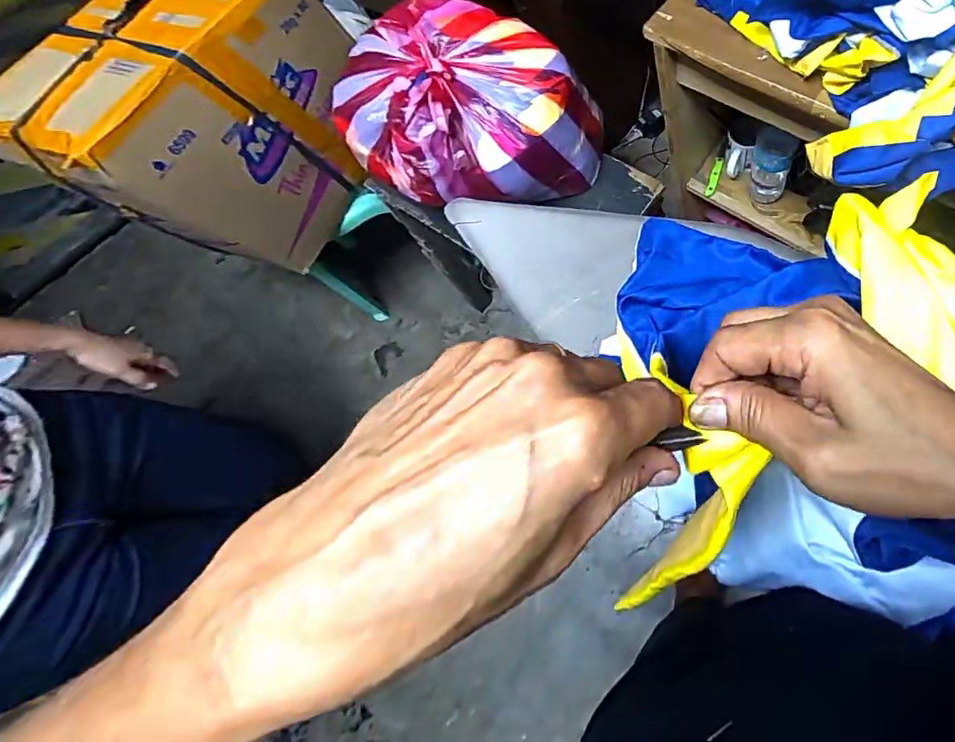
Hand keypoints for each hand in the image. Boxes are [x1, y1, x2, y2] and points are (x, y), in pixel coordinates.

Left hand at [7, 338, 681, 740]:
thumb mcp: (548, 557)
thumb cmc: (433, 595)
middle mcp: (548, 378)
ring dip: (562, 401)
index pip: (660, 400)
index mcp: (582, 431)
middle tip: (574, 466)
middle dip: (611, 416)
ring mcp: (496, 360)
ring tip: (513, 454)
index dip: (660, 427)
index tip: (648, 450)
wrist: (292, 590)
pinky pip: (515, 365)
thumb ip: (619, 490)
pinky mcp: (453, 358)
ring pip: (564, 370)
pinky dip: (515, 392)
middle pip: (615, 380)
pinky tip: (473, 438)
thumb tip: (661, 458)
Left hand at [61, 329, 176, 388]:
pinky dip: (135, 360)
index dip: (171, 369)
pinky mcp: (116, 344)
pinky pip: (132, 354)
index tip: (177, 375)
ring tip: (146, 371)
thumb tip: (154, 385)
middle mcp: (142, 346)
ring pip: (142, 355)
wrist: (78, 341)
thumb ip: (137, 377)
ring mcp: (129, 344)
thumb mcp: (120, 370)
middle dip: (158, 366)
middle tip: (160, 375)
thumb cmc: (102, 357)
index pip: (163, 361)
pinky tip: (129, 363)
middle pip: (154, 358)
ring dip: (146, 363)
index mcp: (146, 352)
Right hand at [687, 296, 954, 519]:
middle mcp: (821, 310)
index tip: (710, 432)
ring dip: (753, 376)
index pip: (724, 343)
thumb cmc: (898, 464)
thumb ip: (753, 416)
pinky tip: (796, 412)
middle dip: (726, 377)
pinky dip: (780, 373)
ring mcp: (841, 320)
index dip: (706, 387)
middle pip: (742, 330)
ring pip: (766, 335)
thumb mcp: (815, 452)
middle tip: (737, 431)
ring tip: (769, 427)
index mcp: (809, 331)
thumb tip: (701, 400)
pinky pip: (795, 343)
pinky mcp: (852, 336)